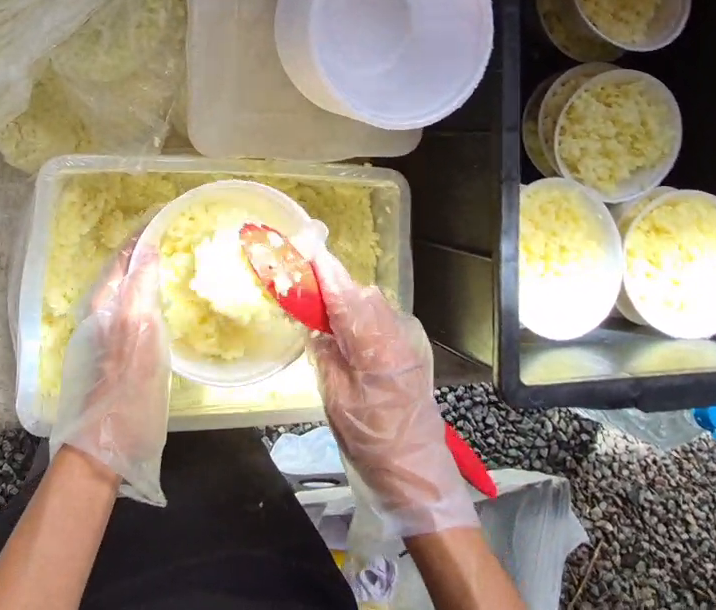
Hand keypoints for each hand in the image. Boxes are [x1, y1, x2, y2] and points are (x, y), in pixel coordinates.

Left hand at [50, 236, 169, 504]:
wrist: (101, 451)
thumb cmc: (126, 397)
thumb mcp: (141, 339)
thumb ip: (141, 292)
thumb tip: (147, 249)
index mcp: (106, 307)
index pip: (124, 256)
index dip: (143, 233)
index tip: (165, 212)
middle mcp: (99, 315)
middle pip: (120, 270)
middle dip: (142, 247)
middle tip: (170, 231)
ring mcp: (101, 336)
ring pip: (121, 289)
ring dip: (140, 269)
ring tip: (165, 257)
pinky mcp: (107, 356)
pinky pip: (125, 308)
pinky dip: (140, 293)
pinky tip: (156, 301)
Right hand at [308, 249, 478, 538]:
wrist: (416, 471)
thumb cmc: (372, 440)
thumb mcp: (336, 399)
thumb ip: (325, 353)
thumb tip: (312, 324)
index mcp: (376, 344)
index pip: (345, 294)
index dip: (324, 268)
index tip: (305, 244)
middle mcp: (396, 332)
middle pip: (358, 295)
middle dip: (330, 285)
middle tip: (299, 283)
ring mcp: (407, 339)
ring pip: (369, 306)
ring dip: (343, 302)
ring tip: (316, 309)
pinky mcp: (410, 349)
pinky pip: (378, 320)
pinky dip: (358, 317)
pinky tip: (341, 331)